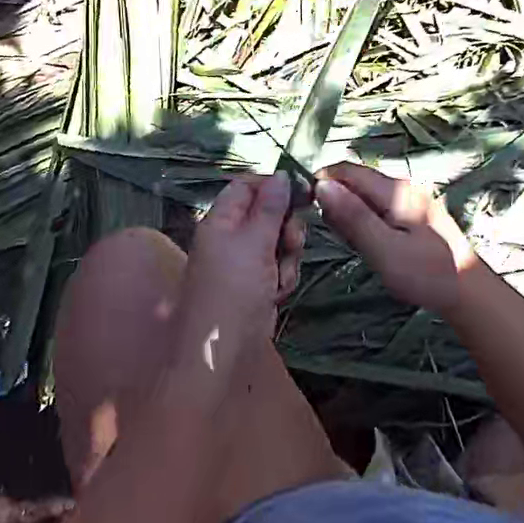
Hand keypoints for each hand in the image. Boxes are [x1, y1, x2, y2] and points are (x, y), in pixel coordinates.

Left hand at [171, 175, 304, 370]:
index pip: (247, 187)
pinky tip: (277, 293)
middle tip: (290, 243)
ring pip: (280, 242)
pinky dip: (283, 278)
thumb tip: (280, 174)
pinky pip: (280, 267)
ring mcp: (246, 261)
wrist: (226, 349)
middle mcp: (232, 237)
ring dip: (287, 258)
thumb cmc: (233, 290)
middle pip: (270, 214)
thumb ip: (270, 208)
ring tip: (278, 278)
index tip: (302, 194)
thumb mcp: (254, 243)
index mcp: (221, 221)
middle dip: (287, 229)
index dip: (274, 186)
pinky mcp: (259, 283)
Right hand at [314, 163, 477, 313]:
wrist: (469, 294)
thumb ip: (352, 217)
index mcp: (396, 191)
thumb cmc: (425, 274)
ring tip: (354, 244)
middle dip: (337, 201)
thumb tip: (322, 184)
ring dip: (352, 215)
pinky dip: (367, 223)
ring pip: (368, 197)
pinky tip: (370, 245)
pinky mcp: (415, 216)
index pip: (347, 171)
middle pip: (357, 182)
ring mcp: (412, 201)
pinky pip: (380, 210)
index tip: (305, 205)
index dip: (322, 182)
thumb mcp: (383, 249)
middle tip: (336, 235)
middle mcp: (404, 188)